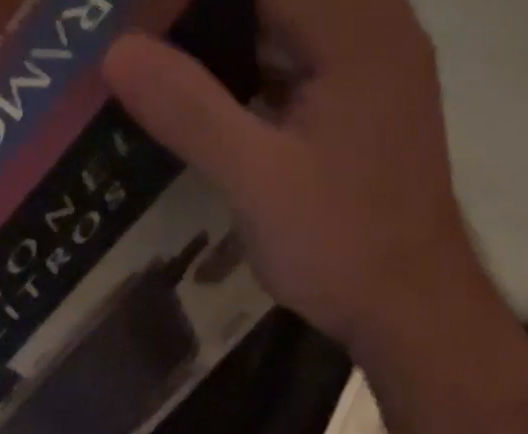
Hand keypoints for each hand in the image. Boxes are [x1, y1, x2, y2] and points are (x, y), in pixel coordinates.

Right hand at [104, 0, 488, 344]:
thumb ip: (189, 111)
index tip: (135, 27)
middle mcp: (376, 31)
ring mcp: (373, 71)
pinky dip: (252, 77)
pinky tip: (207, 108)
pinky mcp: (363, 110)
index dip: (188, 2)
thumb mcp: (255, 180)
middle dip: (203, 19)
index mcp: (358, 29)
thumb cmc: (340, 244)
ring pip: (287, 29)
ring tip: (159, 73)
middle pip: (277, 1)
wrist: (410, 308)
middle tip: (138, 49)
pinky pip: (299, 66)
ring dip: (225, 45)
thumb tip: (117, 51)